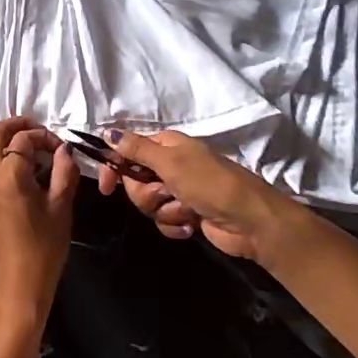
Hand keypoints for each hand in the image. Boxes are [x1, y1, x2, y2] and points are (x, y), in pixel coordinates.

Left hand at [0, 117, 80, 316]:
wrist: (22, 281)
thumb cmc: (44, 245)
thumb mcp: (61, 206)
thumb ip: (64, 172)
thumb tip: (65, 150)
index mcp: (9, 175)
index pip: (22, 138)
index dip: (44, 136)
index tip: (63, 148)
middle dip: (19, 125)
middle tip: (44, 132)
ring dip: (16, 141)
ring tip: (45, 152)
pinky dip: (14, 157)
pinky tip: (38, 170)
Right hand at [97, 129, 307, 264]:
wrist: (251, 222)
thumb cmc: (211, 184)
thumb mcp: (170, 162)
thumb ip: (136, 149)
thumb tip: (107, 131)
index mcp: (167, 145)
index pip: (127, 151)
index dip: (113, 168)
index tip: (106, 187)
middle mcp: (170, 165)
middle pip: (134, 181)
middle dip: (146, 193)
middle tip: (167, 193)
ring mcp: (179, 191)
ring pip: (148, 203)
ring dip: (165, 210)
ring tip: (187, 210)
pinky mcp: (186, 215)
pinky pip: (163, 221)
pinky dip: (174, 225)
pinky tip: (191, 227)